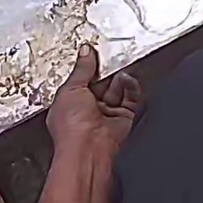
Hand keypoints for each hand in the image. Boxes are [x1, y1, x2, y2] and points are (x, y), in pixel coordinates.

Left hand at [45, 44, 141, 161]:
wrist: (90, 150)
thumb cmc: (72, 128)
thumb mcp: (70, 89)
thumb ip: (81, 69)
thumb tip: (85, 52)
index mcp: (70, 104)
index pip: (81, 80)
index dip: (87, 67)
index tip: (93, 53)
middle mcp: (89, 111)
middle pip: (101, 84)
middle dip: (105, 72)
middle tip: (108, 58)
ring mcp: (108, 115)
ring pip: (117, 89)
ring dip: (119, 78)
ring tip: (118, 71)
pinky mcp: (126, 119)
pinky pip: (132, 98)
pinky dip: (131, 87)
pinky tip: (127, 80)